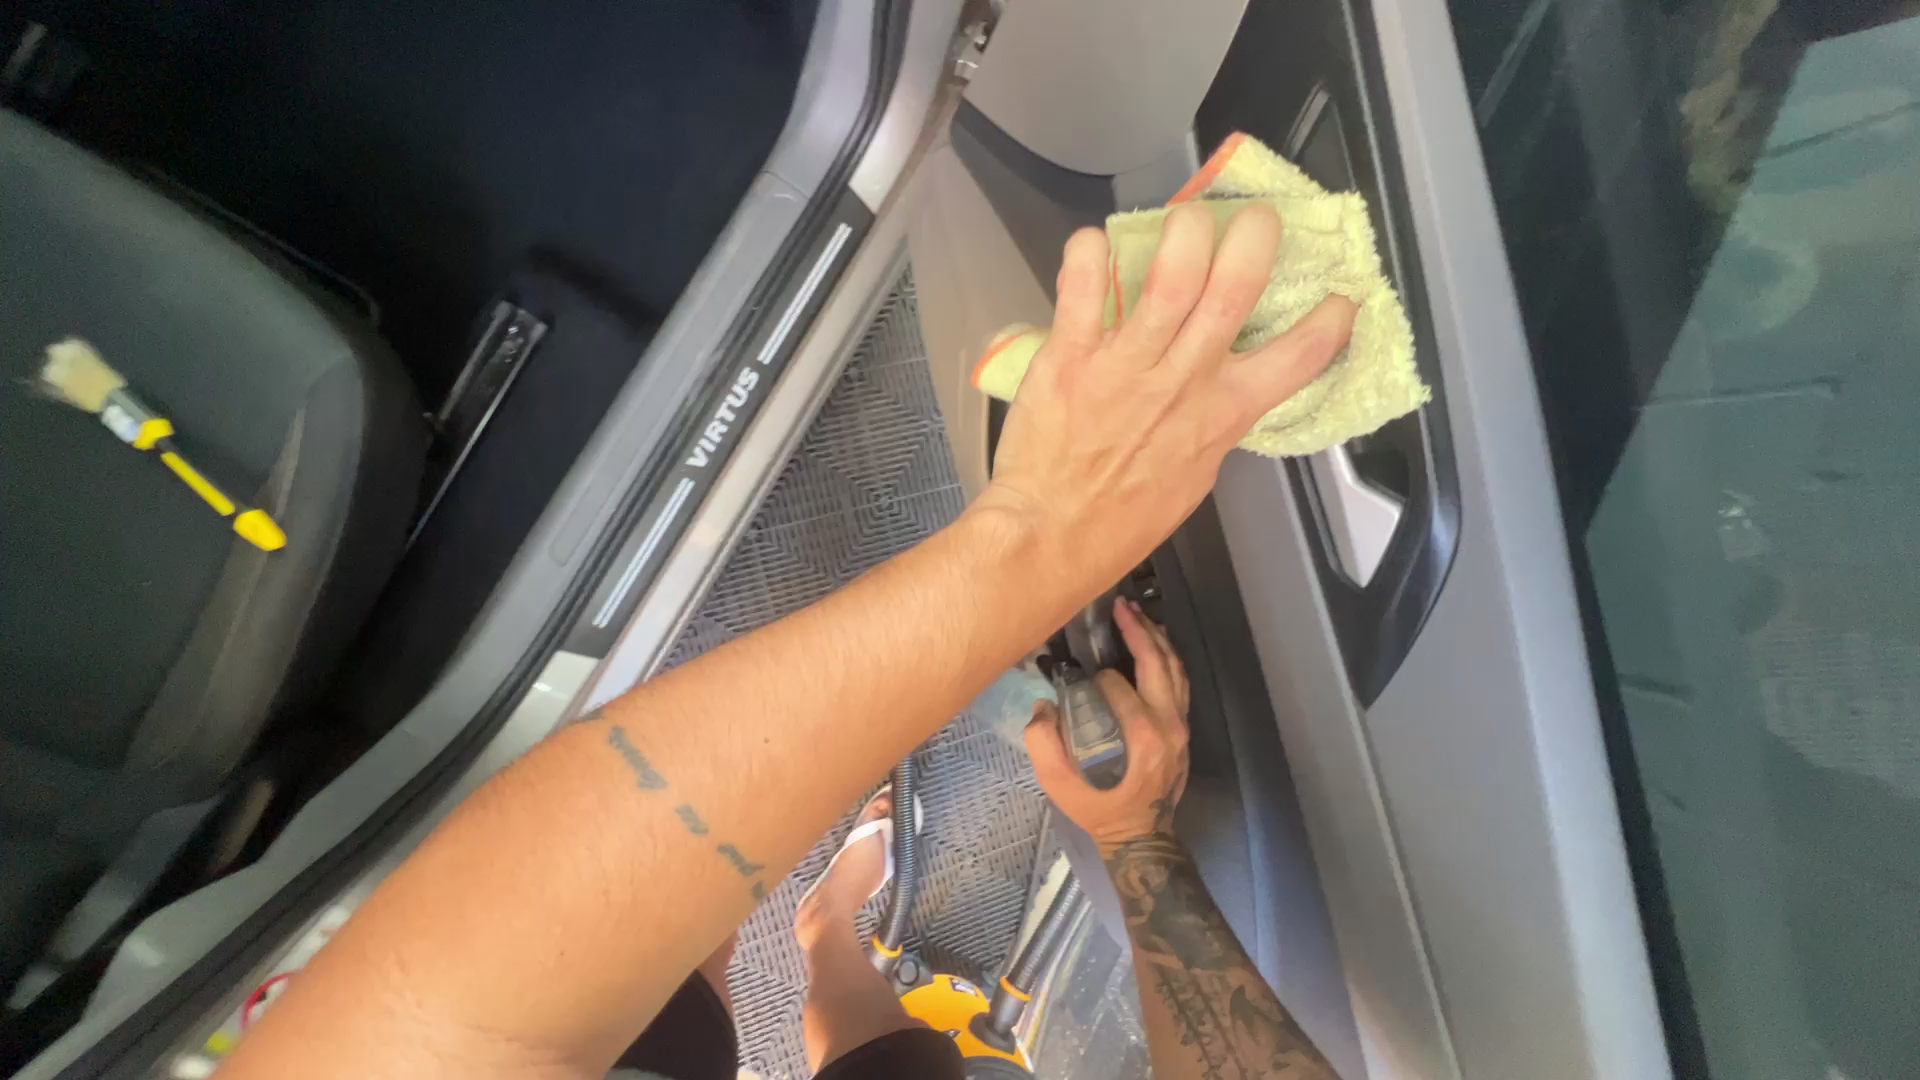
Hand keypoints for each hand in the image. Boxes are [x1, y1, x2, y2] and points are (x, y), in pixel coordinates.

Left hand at [973, 203, 1355, 598]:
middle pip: (1236, 286)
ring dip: (1185, 231)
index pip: (1299, 356)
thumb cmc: (1120, 521)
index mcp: (1221, 414)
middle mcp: (1183, 380)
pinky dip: (1088, 253)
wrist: (1051, 537)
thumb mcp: (1191, 479)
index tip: (1338, 296)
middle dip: (1255, 235)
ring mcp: (1127, 364)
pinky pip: (1083, 288)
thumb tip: (1222, 398)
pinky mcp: (1071, 358)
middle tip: (1251, 222)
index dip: (1329, 318)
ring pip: (1172, 274)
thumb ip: (1211, 428)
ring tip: (1182, 223)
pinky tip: (1092, 245)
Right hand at [1026, 598, 1192, 854]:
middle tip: (1120, 605)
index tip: (1079, 674)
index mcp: (1141, 735)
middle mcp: (1168, 724)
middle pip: (1157, 662)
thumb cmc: (1098, 807)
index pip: (1117, 685)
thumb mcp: (1058, 783)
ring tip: (1138, 614)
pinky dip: (1168, 656)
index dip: (1096, 675)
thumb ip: (1043, 741)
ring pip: (1175, 668)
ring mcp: (1182, 725)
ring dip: (1157, 637)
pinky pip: (1180, 682)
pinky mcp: (1185, 728)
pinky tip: (1156, 642)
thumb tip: (1044, 704)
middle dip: (1139, 629)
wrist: (1141, 837)